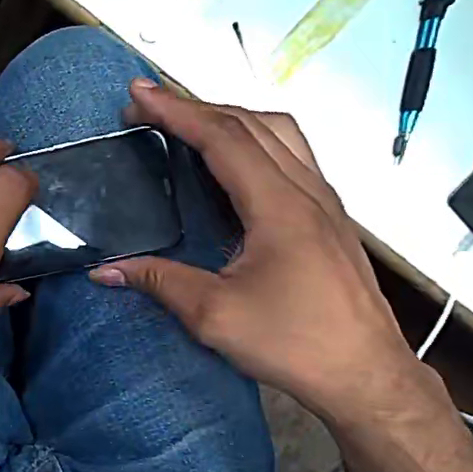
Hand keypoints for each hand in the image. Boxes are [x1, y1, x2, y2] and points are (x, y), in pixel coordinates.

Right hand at [92, 78, 439, 421]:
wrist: (368, 376)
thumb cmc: (295, 344)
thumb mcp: (214, 316)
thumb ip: (158, 281)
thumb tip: (105, 270)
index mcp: (279, 206)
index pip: (223, 138)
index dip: (176, 111)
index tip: (139, 96)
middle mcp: (306, 191)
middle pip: (250, 123)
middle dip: (195, 105)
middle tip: (150, 107)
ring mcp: (324, 201)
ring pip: (277, 132)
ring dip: (229, 117)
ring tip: (188, 122)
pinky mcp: (330, 216)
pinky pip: (291, 154)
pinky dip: (254, 139)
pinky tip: (234, 160)